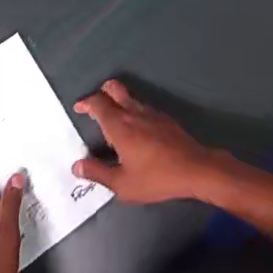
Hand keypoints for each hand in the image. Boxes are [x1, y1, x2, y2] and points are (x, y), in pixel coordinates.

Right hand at [72, 80, 231, 203]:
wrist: (195, 168)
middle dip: (101, 92)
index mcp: (119, 125)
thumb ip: (97, 173)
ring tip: (112, 123)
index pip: (97, 102)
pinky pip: (142, 106)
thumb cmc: (156, 177)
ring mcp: (151, 112)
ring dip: (117, 102)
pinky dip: (132, 110)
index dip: (85, 102)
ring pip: (129, 97)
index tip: (79, 108)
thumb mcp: (122, 183)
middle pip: (114, 88)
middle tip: (94, 107)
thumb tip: (77, 166)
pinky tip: (135, 130)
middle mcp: (134, 112)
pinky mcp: (164, 118)